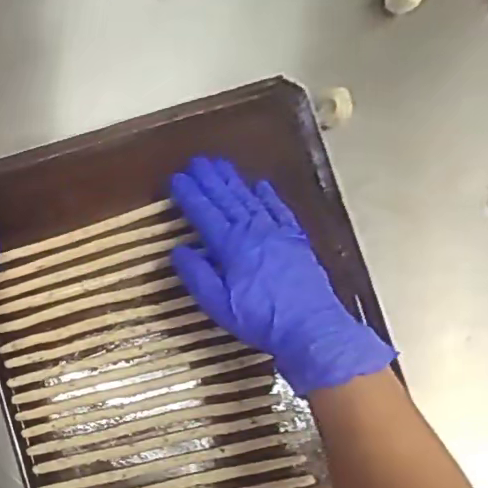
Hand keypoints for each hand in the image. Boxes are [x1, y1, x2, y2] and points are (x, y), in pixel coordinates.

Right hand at [169, 157, 394, 394]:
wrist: (310, 327)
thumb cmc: (258, 318)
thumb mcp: (216, 303)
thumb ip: (196, 275)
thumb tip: (179, 251)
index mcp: (233, 246)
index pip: (205, 214)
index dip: (190, 196)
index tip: (176, 179)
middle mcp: (256, 232)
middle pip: (229, 199)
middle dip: (211, 179)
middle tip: (196, 161)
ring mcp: (278, 233)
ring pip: (251, 199)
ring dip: (234, 181)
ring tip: (221, 166)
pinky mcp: (296, 241)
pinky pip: (279, 210)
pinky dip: (268, 196)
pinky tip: (260, 186)